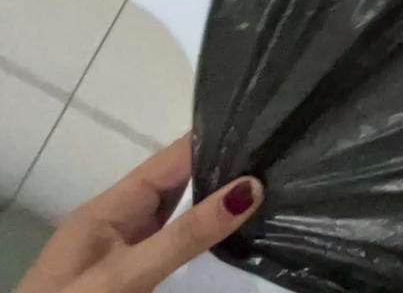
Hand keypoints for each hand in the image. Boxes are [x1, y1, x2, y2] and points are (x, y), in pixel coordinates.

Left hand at [14, 136, 261, 292]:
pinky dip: (214, 223)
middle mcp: (120, 216)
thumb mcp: (124, 278)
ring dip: (227, 194)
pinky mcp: (135, 269)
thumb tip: (255, 184)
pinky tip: (247, 220)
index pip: (178, 154)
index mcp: (111, 206)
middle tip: (292, 152)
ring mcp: (126, 244)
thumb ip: (187, 234)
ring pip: (187, 205)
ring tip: (284, 177)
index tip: (278, 125)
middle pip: (186, 176)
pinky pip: (182, 233)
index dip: (225, 136)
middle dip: (234, 163)